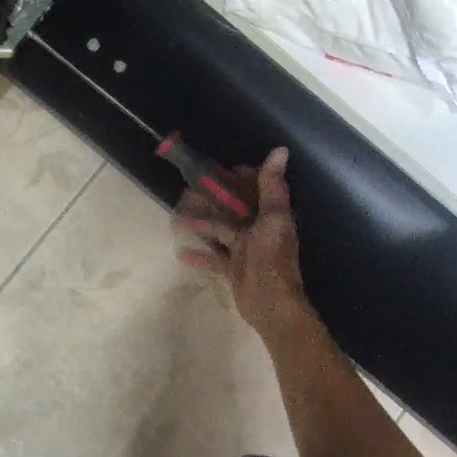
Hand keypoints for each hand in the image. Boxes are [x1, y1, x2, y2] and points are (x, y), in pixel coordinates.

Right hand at [173, 146, 311, 341]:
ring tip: (175, 220)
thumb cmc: (271, 259)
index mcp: (269, 216)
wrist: (271, 305)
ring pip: (218, 232)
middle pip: (231, 210)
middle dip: (210, 202)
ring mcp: (244, 251)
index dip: (239, 179)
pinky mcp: (233, 270)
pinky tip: (180, 251)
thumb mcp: (272, 219)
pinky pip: (213, 259)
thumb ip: (272, 188)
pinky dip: (199, 255)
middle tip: (185, 193)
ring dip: (199, 225)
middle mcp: (257, 230)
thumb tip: (280, 150)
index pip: (255, 190)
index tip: (218, 171)